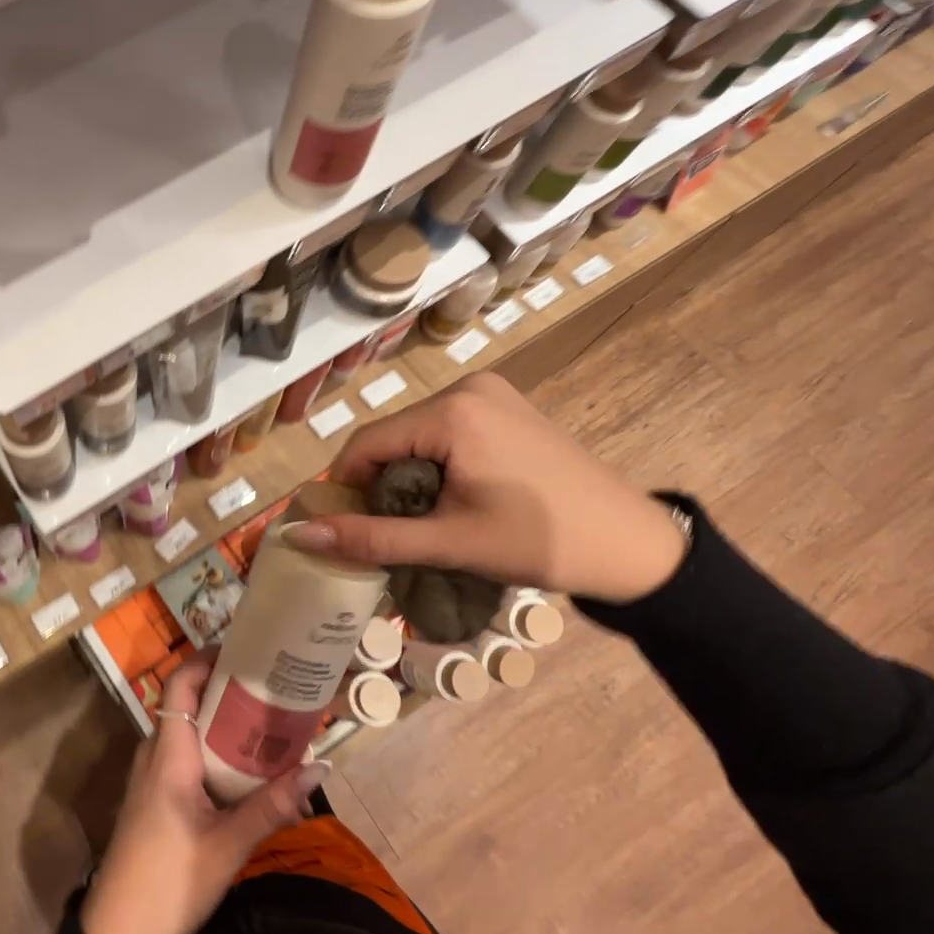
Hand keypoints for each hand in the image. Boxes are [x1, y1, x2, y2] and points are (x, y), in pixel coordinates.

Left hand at [79, 659, 328, 933]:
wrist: (118, 933)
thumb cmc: (168, 882)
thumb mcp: (227, 847)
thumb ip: (270, 807)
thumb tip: (318, 766)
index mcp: (168, 755)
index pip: (179, 685)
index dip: (206, 659)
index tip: (246, 648)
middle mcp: (156, 755)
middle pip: (190, 705)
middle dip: (231, 692)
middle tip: (276, 686)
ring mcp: (154, 777)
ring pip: (193, 734)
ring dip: (228, 726)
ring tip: (275, 723)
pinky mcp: (158, 798)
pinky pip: (190, 759)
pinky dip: (219, 755)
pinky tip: (252, 773)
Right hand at [285, 373, 685, 602]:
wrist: (633, 546)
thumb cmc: (539, 543)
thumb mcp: (448, 543)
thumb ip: (371, 538)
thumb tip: (301, 536)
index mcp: (452, 412)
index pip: (365, 443)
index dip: (346, 487)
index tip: (346, 528)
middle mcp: (467, 387)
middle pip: (391, 436)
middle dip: (380, 483)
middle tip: (391, 531)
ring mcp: (491, 393)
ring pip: (416, 434)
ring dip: (406, 476)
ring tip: (426, 520)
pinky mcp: (506, 407)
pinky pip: (446, 430)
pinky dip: (434, 464)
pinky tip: (454, 498)